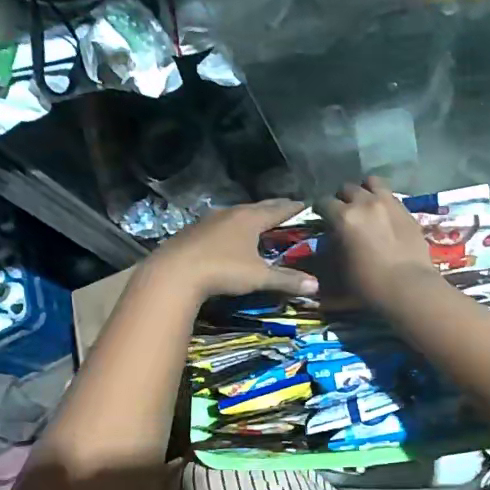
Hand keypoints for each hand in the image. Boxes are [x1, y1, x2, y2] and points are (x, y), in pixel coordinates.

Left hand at [142, 199, 318, 301]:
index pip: (279, 209)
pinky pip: (219, 224)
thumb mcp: (258, 277)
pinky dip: (231, 226)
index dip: (294, 207)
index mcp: (251, 218)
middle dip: (274, 207)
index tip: (306, 204)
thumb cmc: (222, 270)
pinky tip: (228, 236)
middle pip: (258, 206)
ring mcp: (209, 219)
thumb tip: (316, 285)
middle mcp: (231, 212)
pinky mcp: (193, 231)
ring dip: (250, 215)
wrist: (174, 272)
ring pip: (236, 213)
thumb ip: (286, 280)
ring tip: (259, 220)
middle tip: (287, 207)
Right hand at [317, 177, 440, 308]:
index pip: (323, 202)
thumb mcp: (340, 267)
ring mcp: (388, 202)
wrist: (409, 287)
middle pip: (347, 188)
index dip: (320, 210)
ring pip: (371, 182)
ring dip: (365, 191)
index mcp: (344, 217)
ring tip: (366, 204)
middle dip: (343, 198)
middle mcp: (365, 202)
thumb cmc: (368, 283)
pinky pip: (389, 195)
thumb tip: (333, 237)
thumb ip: (333, 245)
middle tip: (345, 213)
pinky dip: (383, 200)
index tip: (322, 218)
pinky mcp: (406, 209)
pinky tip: (384, 214)